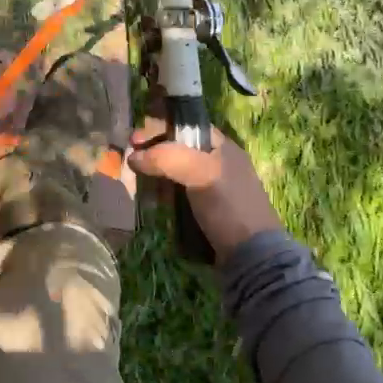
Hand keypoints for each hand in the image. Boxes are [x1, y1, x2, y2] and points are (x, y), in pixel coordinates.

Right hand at [127, 121, 282, 259]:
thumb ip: (165, 158)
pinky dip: (162, 190)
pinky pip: (177, 190)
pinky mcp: (206, 208)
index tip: (136, 139)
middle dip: (152, 150)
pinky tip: (150, 195)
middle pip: (176, 146)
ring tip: (135, 178)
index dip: (158, 128)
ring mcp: (212, 186)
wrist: (252, 256)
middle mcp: (217, 162)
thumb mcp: (198, 172)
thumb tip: (133, 157)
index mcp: (222, 146)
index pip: (184, 126)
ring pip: (175, 169)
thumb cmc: (228, 205)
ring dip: (154, 171)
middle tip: (131, 158)